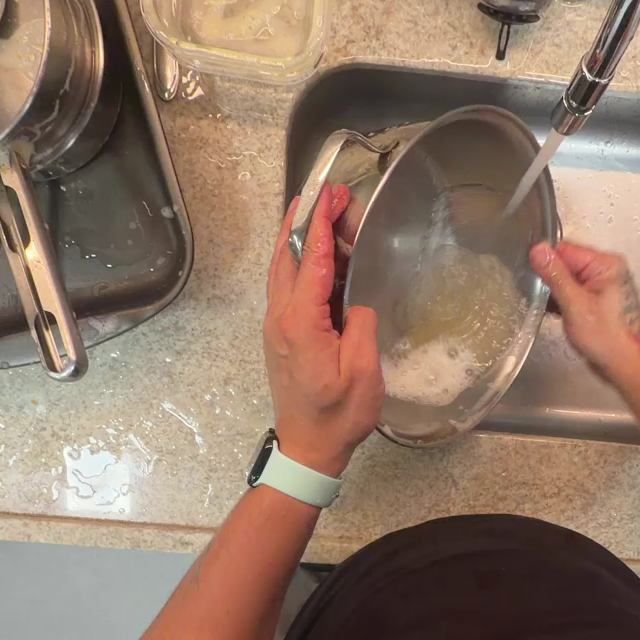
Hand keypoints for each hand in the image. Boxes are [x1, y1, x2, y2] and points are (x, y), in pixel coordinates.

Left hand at [264, 184, 383, 477]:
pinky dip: (298, 261)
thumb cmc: (338, 415)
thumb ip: (360, 325)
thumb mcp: (362, 371)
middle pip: (286, 254)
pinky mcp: (280, 335)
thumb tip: (354, 300)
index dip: (321, 222)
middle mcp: (280, 317)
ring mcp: (276, 326)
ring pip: (281, 268)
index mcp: (301, 322)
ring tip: (319, 212)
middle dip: (304, 219)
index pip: (311, 259)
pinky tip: (316, 256)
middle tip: (327, 193)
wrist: (307, 447)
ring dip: (298, 237)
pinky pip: (284, 286)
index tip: (333, 193)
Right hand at [527, 241, 639, 383]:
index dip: (546, 262)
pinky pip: (570, 293)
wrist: (624, 364)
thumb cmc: (607, 338)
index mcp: (605, 264)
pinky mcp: (594, 300)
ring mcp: (599, 286)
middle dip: (549, 279)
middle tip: (539, 297)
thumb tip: (538, 250)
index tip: (532, 277)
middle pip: (565, 263)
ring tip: (550, 308)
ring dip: (553, 293)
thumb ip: (556, 275)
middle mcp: (604, 270)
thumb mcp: (576, 304)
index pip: (565, 249)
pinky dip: (560, 302)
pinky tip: (554, 313)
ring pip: (565, 279)